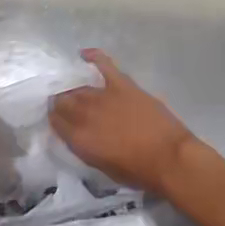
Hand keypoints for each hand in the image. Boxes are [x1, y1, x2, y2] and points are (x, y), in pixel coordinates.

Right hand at [49, 49, 198, 196]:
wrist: (170, 158)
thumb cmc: (138, 171)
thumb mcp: (102, 167)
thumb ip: (85, 148)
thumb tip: (79, 135)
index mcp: (79, 138)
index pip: (55, 121)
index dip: (56, 119)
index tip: (59, 120)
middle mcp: (84, 114)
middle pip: (63, 101)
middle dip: (62, 103)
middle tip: (68, 107)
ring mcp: (103, 96)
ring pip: (79, 87)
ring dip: (75, 89)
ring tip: (77, 91)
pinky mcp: (122, 84)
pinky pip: (103, 64)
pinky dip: (94, 57)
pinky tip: (84, 54)